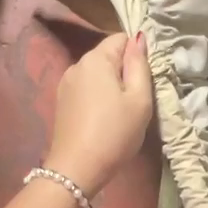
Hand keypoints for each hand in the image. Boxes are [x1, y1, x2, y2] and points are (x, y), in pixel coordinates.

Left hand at [44, 32, 153, 196]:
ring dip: (111, 85)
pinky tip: (104, 118)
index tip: (146, 78)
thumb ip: (139, 65)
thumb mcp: (139, 100)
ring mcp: (66, 84)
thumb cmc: (114, 133)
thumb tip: (139, 38)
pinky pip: (86, 89)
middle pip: (107, 56)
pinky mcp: (62, 102)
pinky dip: (98, 97)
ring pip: (97, 74)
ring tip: (121, 112)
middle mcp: (76, 65)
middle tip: (137, 99)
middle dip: (124, 70)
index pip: (121, 38)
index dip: (137, 53)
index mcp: (95, 59)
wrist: (77, 168)